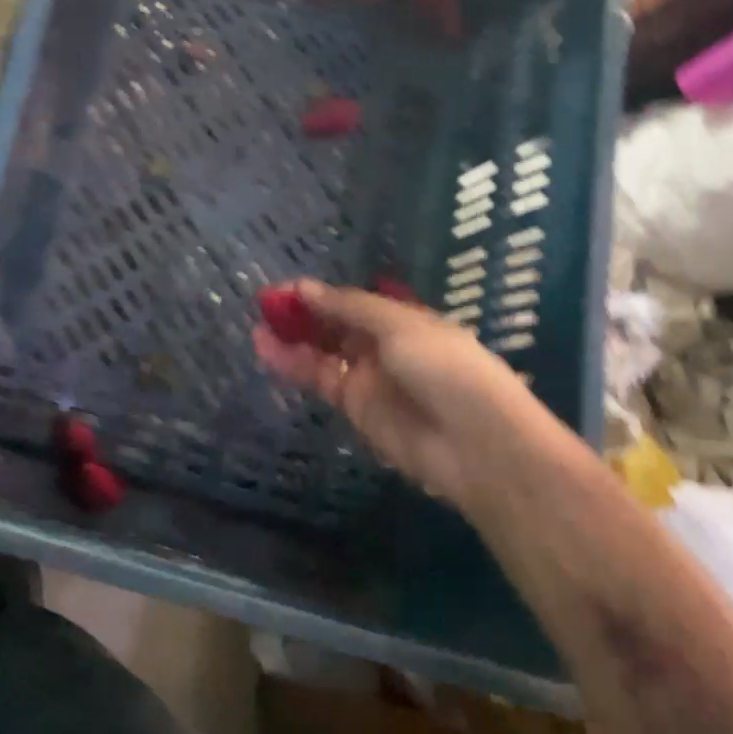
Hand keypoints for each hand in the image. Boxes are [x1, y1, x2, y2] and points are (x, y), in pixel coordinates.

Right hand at [252, 279, 553, 508]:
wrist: (476, 445)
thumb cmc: (448, 371)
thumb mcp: (401, 326)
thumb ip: (349, 308)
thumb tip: (304, 288)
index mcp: (406, 321)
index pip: (355, 303)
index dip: (321, 295)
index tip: (284, 289)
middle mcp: (386, 347)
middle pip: (335, 327)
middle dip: (302, 316)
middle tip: (264, 307)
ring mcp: (369, 379)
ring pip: (322, 353)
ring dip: (291, 340)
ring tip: (256, 329)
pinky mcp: (354, 408)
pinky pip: (318, 380)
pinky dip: (292, 365)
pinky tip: (267, 351)